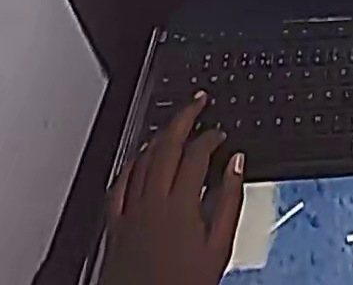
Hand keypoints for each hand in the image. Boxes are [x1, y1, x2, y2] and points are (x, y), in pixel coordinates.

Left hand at [99, 91, 244, 284]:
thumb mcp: (219, 250)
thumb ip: (230, 201)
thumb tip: (238, 164)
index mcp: (181, 205)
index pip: (196, 154)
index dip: (210, 137)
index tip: (220, 135)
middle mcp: (153, 201)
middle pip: (167, 144)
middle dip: (185, 116)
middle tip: (198, 102)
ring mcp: (131, 210)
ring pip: (143, 157)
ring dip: (160, 135)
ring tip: (175, 123)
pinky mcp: (115, 223)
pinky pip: (120, 181)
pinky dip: (132, 162)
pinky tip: (140, 156)